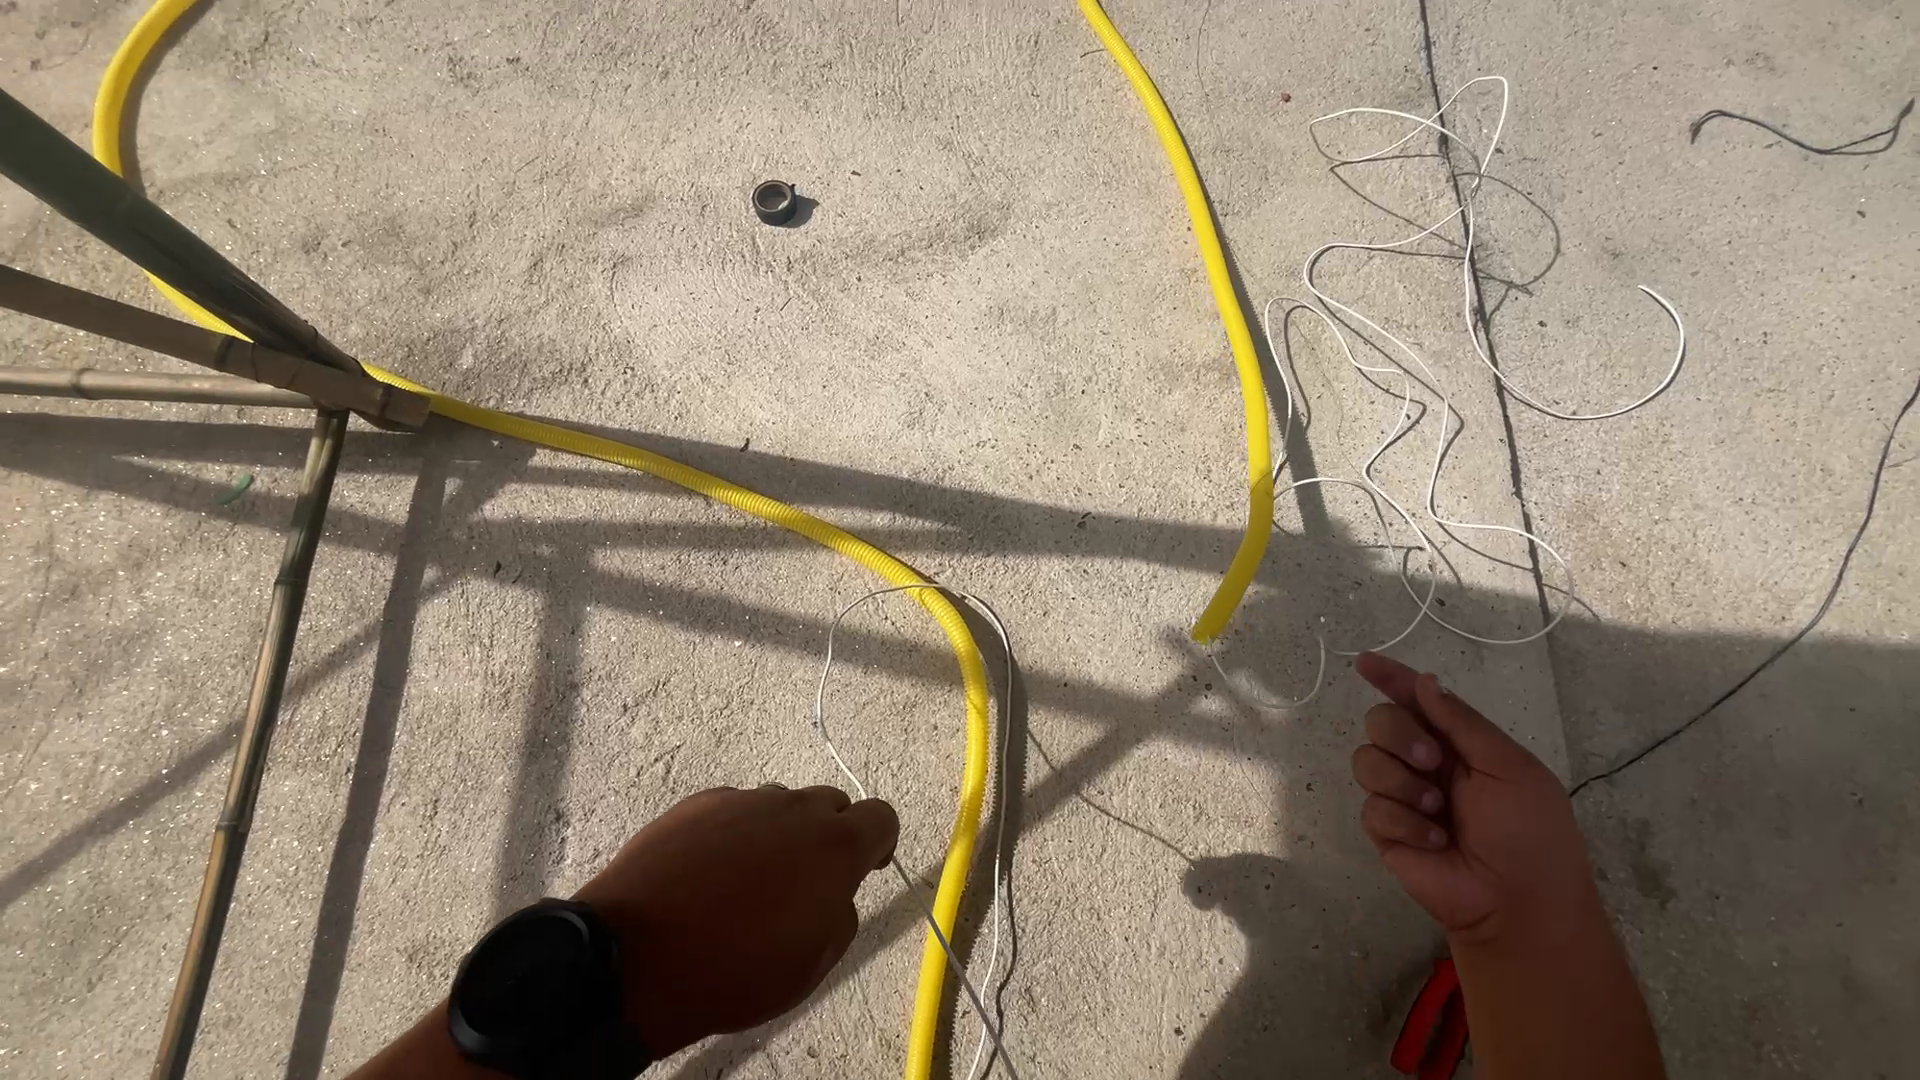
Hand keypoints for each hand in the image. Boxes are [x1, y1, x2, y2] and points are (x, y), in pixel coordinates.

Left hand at [572, 784, 898, 1056]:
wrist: (635, 956)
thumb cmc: (735, 969)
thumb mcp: (810, 965)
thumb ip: (839, 915)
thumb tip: (833, 892)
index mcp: (835, 846)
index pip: (882, 816)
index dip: (879, 841)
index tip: (863, 867)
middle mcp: (796, 809)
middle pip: (831, 804)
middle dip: (828, 834)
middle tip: (802, 880)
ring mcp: (744, 799)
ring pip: (780, 805)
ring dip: (779, 832)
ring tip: (746, 879)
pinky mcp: (699, 802)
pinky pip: (733, 809)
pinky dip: (733, 832)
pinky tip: (706, 873)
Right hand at [1350, 652, 1597, 942]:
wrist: (1518, 903)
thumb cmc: (1530, 833)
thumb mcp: (1511, 768)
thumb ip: (1463, 723)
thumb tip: (1423, 681)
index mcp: (1457, 744)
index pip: (1416, 700)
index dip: (1390, 678)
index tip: (1364, 662)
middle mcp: (1423, 763)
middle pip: (1381, 722)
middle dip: (1400, 735)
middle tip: (1430, 761)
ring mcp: (1401, 795)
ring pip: (1367, 760)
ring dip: (1404, 784)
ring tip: (1439, 812)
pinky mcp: (1385, 828)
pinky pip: (1372, 806)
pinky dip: (1406, 822)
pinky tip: (1435, 840)